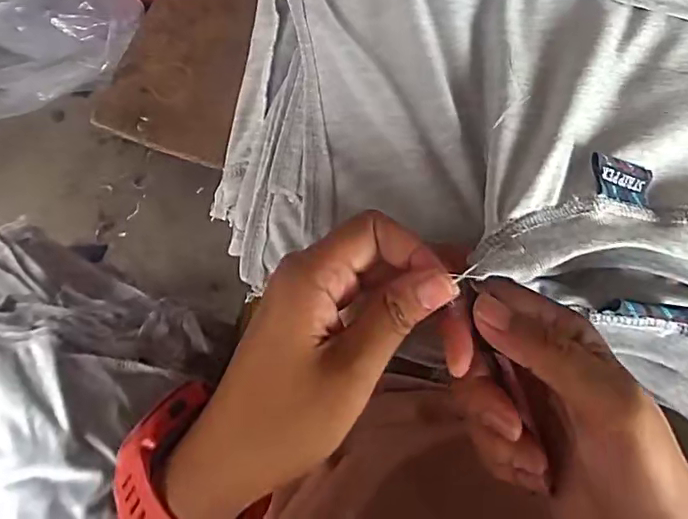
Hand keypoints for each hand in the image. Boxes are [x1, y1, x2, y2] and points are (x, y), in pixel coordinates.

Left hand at [160, 211, 465, 518]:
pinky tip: (416, 325)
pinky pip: (356, 292)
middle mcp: (306, 268)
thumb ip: (394, 316)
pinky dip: (387, 305)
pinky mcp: (310, 310)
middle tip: (458, 318)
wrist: (229, 458)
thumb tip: (441, 277)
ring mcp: (306, 288)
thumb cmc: (287, 421)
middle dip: (418, 274)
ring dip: (407, 292)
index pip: (372, 229)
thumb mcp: (349, 372)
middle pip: (373, 247)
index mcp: (309, 272)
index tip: (446, 291)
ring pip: (368, 270)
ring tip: (449, 327)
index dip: (415, 249)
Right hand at [451, 278, 687, 518]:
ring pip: (472, 393)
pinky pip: (481, 434)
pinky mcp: (514, 438)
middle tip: (511, 427)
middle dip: (481, 392)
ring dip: (496, 434)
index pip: (494, 298)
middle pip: (473, 348)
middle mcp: (533, 356)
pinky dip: (503, 460)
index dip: (467, 319)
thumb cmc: (643, 460)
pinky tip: (538, 477)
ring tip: (537, 463)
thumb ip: (544, 349)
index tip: (462, 359)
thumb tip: (483, 305)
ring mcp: (522, 398)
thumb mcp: (603, 398)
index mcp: (557, 331)